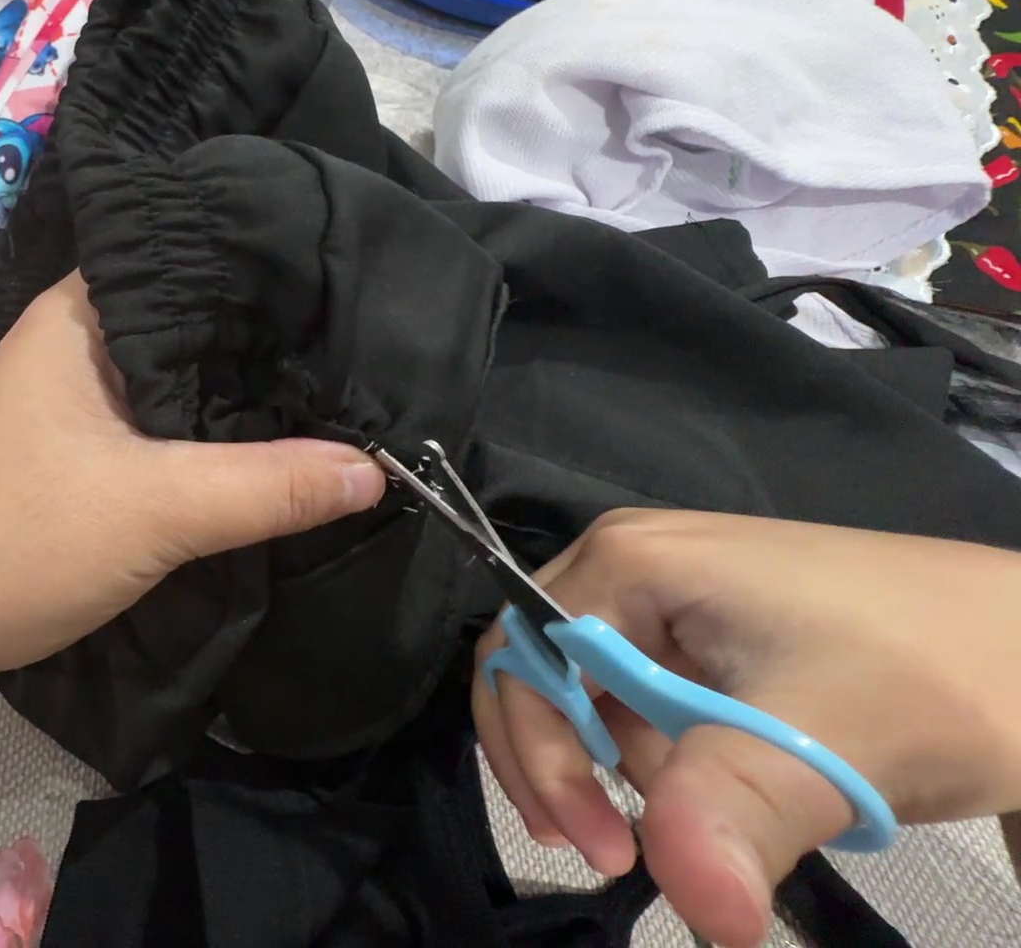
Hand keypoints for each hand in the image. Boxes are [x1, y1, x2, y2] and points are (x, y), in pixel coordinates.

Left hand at [0, 271, 387, 697]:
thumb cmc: (22, 544)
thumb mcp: (156, 511)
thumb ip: (269, 486)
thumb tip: (378, 467)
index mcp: (76, 315)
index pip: (189, 262)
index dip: (269, 276)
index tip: (347, 291)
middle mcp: (68, 339)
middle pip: (186, 326)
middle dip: (262, 346)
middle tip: (360, 352)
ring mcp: (65, 395)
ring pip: (171, 380)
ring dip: (231, 397)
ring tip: (328, 394)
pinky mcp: (69, 446)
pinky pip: (152, 423)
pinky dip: (199, 433)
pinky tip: (256, 446)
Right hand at [473, 510, 1020, 947]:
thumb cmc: (947, 669)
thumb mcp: (837, 740)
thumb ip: (739, 808)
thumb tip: (698, 913)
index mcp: (626, 562)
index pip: (525, 655)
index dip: (538, 750)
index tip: (599, 847)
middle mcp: (620, 558)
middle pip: (533, 661)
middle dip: (553, 757)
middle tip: (600, 846)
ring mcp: (654, 582)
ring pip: (575, 675)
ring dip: (602, 758)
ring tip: (676, 819)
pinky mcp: (690, 613)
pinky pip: (625, 677)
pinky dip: (642, 742)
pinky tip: (697, 778)